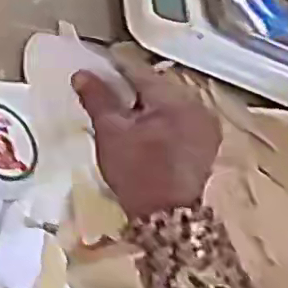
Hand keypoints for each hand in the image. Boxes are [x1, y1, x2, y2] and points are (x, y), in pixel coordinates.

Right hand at [76, 60, 220, 213]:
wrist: (166, 218)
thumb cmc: (136, 171)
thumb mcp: (110, 132)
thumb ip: (97, 98)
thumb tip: (82, 73)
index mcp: (176, 99)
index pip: (139, 71)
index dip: (112, 70)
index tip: (91, 72)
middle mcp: (198, 106)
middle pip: (155, 86)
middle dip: (128, 89)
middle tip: (101, 96)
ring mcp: (205, 125)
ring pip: (165, 102)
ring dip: (142, 104)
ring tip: (118, 115)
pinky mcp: (205, 142)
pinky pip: (176, 119)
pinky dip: (156, 119)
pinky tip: (139, 131)